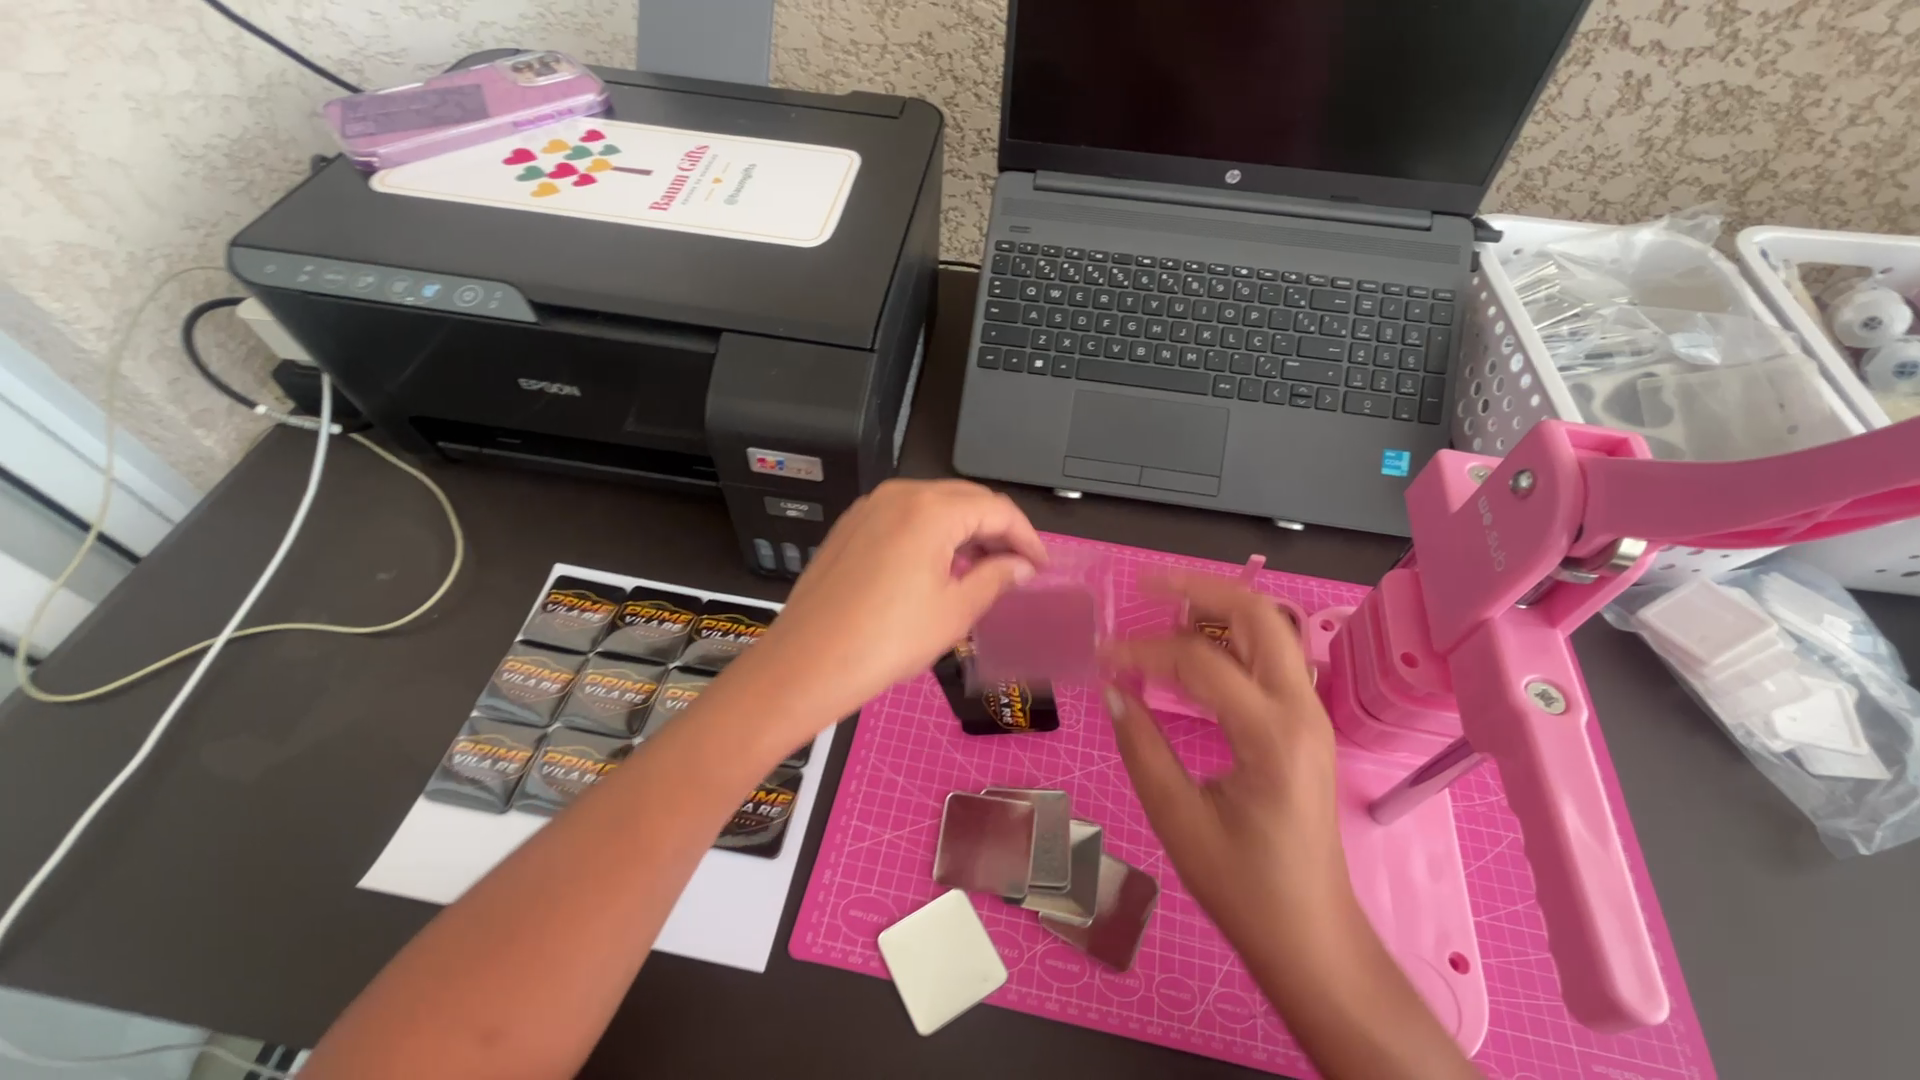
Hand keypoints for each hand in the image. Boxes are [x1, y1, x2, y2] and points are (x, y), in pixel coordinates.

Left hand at [754, 479, 1045, 718]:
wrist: (809, 662)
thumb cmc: (888, 639)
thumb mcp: (955, 611)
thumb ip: (996, 578)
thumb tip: (1020, 567)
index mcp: (930, 509)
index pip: (997, 509)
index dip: (1027, 537)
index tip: (1041, 565)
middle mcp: (898, 495)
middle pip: (965, 499)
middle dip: (997, 530)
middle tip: (1017, 567)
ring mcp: (868, 509)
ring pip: (932, 507)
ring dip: (964, 532)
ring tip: (982, 571)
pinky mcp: (850, 528)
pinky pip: (903, 518)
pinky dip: (930, 535)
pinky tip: (937, 569)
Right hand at [1101, 575, 1351, 946]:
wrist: (1311, 934)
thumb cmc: (1243, 887)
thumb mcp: (1178, 819)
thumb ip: (1142, 746)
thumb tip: (1113, 690)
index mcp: (1271, 735)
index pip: (1197, 662)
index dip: (1141, 651)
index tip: (1099, 657)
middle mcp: (1301, 711)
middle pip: (1258, 616)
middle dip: (1200, 591)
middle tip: (1145, 588)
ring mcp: (1311, 716)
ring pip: (1270, 633)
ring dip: (1219, 610)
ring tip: (1165, 609)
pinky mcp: (1306, 727)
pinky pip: (1270, 662)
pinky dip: (1231, 642)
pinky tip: (1193, 654)